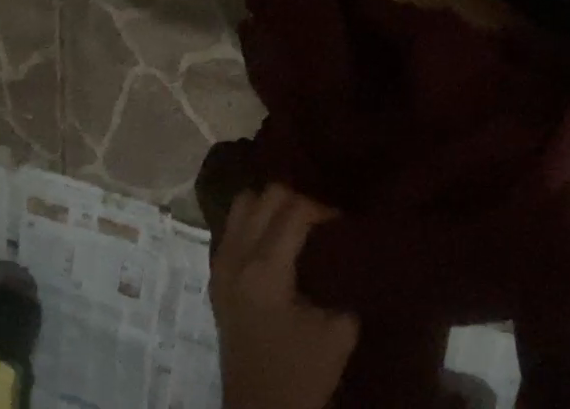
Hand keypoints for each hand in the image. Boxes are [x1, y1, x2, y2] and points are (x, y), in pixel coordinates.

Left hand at [211, 184, 358, 408]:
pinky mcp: (217, 277)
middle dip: (297, 196)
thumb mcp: (339, 329)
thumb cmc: (301, 373)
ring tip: (298, 217)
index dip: (324, 207)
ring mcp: (221, 265)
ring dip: (271, 204)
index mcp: (265, 269)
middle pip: (265, 196)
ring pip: (242, 204)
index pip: (295, 210)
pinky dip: (255, 219)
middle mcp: (236, 257)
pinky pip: (233, 226)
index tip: (345, 219)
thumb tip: (353, 246)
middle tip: (323, 214)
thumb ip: (345, 279)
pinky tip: (278, 233)